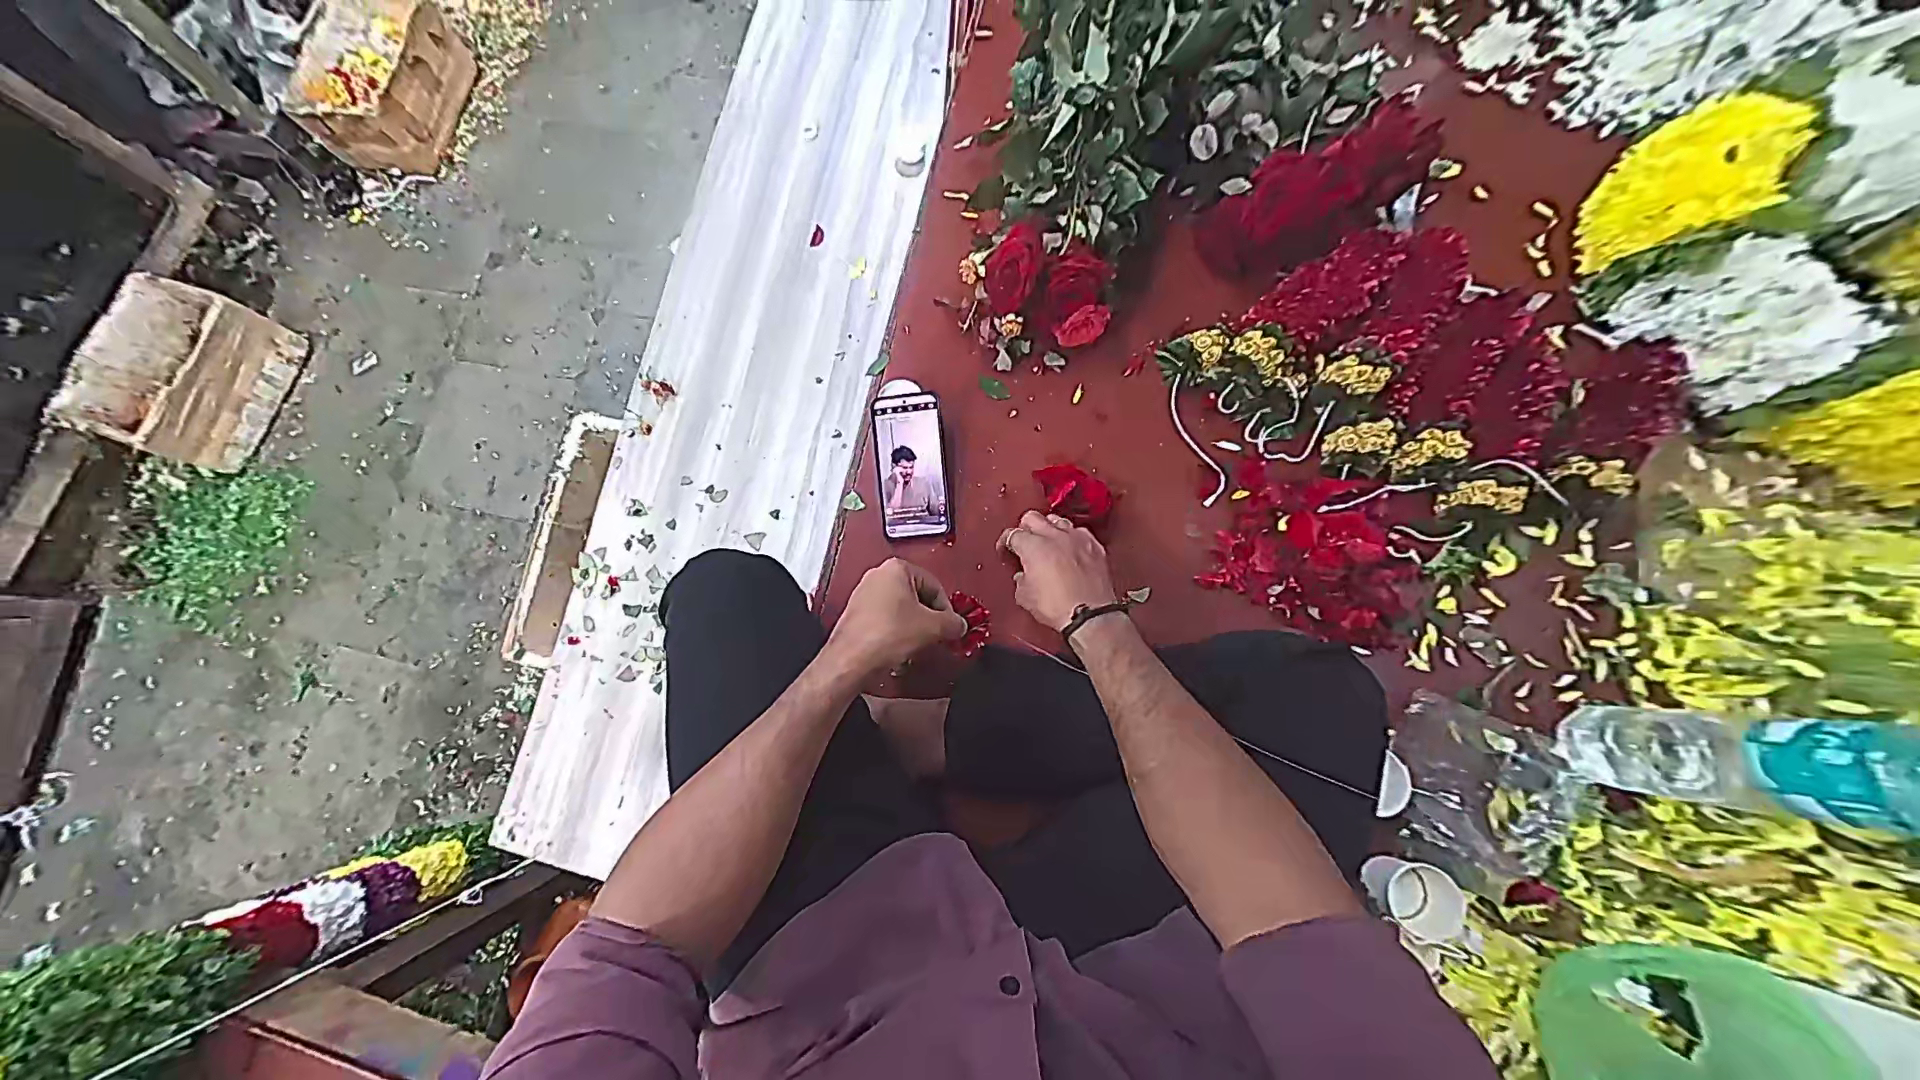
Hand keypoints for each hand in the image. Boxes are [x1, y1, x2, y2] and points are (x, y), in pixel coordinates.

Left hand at [825, 559, 967, 675]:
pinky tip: (899, 649)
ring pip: (902, 610)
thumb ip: (952, 623)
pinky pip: (886, 621)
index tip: (950, 625)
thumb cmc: (884, 635)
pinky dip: (896, 633)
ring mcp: (865, 594)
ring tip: (916, 644)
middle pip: (917, 597)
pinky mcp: (858, 614)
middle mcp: (878, 576)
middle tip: (937, 635)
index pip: (934, 586)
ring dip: (913, 628)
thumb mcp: (932, 628)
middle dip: (929, 619)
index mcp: (896, 568)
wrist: (852, 660)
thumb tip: (958, 625)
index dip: (946, 609)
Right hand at [999, 511, 1117, 631]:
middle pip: (1033, 518)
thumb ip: (1020, 580)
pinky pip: (1080, 532)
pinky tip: (1070, 548)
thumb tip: (1023, 578)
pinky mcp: (1095, 546)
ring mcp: (1076, 538)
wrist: (1089, 616)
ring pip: (1057, 520)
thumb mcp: (1025, 597)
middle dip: (1025, 528)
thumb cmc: (1058, 606)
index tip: (1006, 549)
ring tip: (1047, 542)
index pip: (1012, 534)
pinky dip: (1072, 537)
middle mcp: (1054, 536)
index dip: (1005, 542)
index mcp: (1032, 546)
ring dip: (1049, 528)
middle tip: (1024, 541)